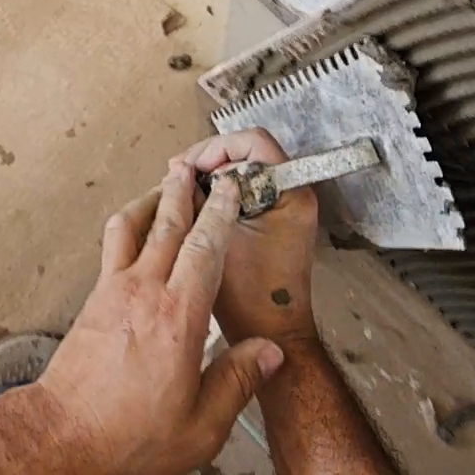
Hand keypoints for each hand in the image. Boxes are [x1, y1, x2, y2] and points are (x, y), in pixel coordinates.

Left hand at [32, 161, 285, 474]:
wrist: (66, 434)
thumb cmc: (128, 434)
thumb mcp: (201, 424)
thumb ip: (238, 381)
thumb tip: (270, 354)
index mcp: (177, 319)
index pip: (205, 250)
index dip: (219, 213)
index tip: (229, 189)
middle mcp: (143, 292)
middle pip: (167, 225)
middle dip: (183, 190)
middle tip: (193, 166)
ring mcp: (113, 289)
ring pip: (132, 226)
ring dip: (150, 199)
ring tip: (163, 184)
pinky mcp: (95, 296)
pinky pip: (112, 244)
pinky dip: (128, 223)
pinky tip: (134, 226)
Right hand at [183, 130, 320, 349]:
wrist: (271, 333)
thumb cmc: (246, 294)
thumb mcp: (214, 238)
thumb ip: (198, 197)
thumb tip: (179, 170)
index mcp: (289, 194)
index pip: (253, 141)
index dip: (215, 148)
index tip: (189, 168)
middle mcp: (296, 192)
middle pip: (248, 149)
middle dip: (210, 158)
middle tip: (179, 174)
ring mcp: (289, 204)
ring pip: (246, 165)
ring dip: (213, 172)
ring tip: (184, 188)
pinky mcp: (278, 216)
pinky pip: (248, 184)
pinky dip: (222, 187)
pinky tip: (199, 202)